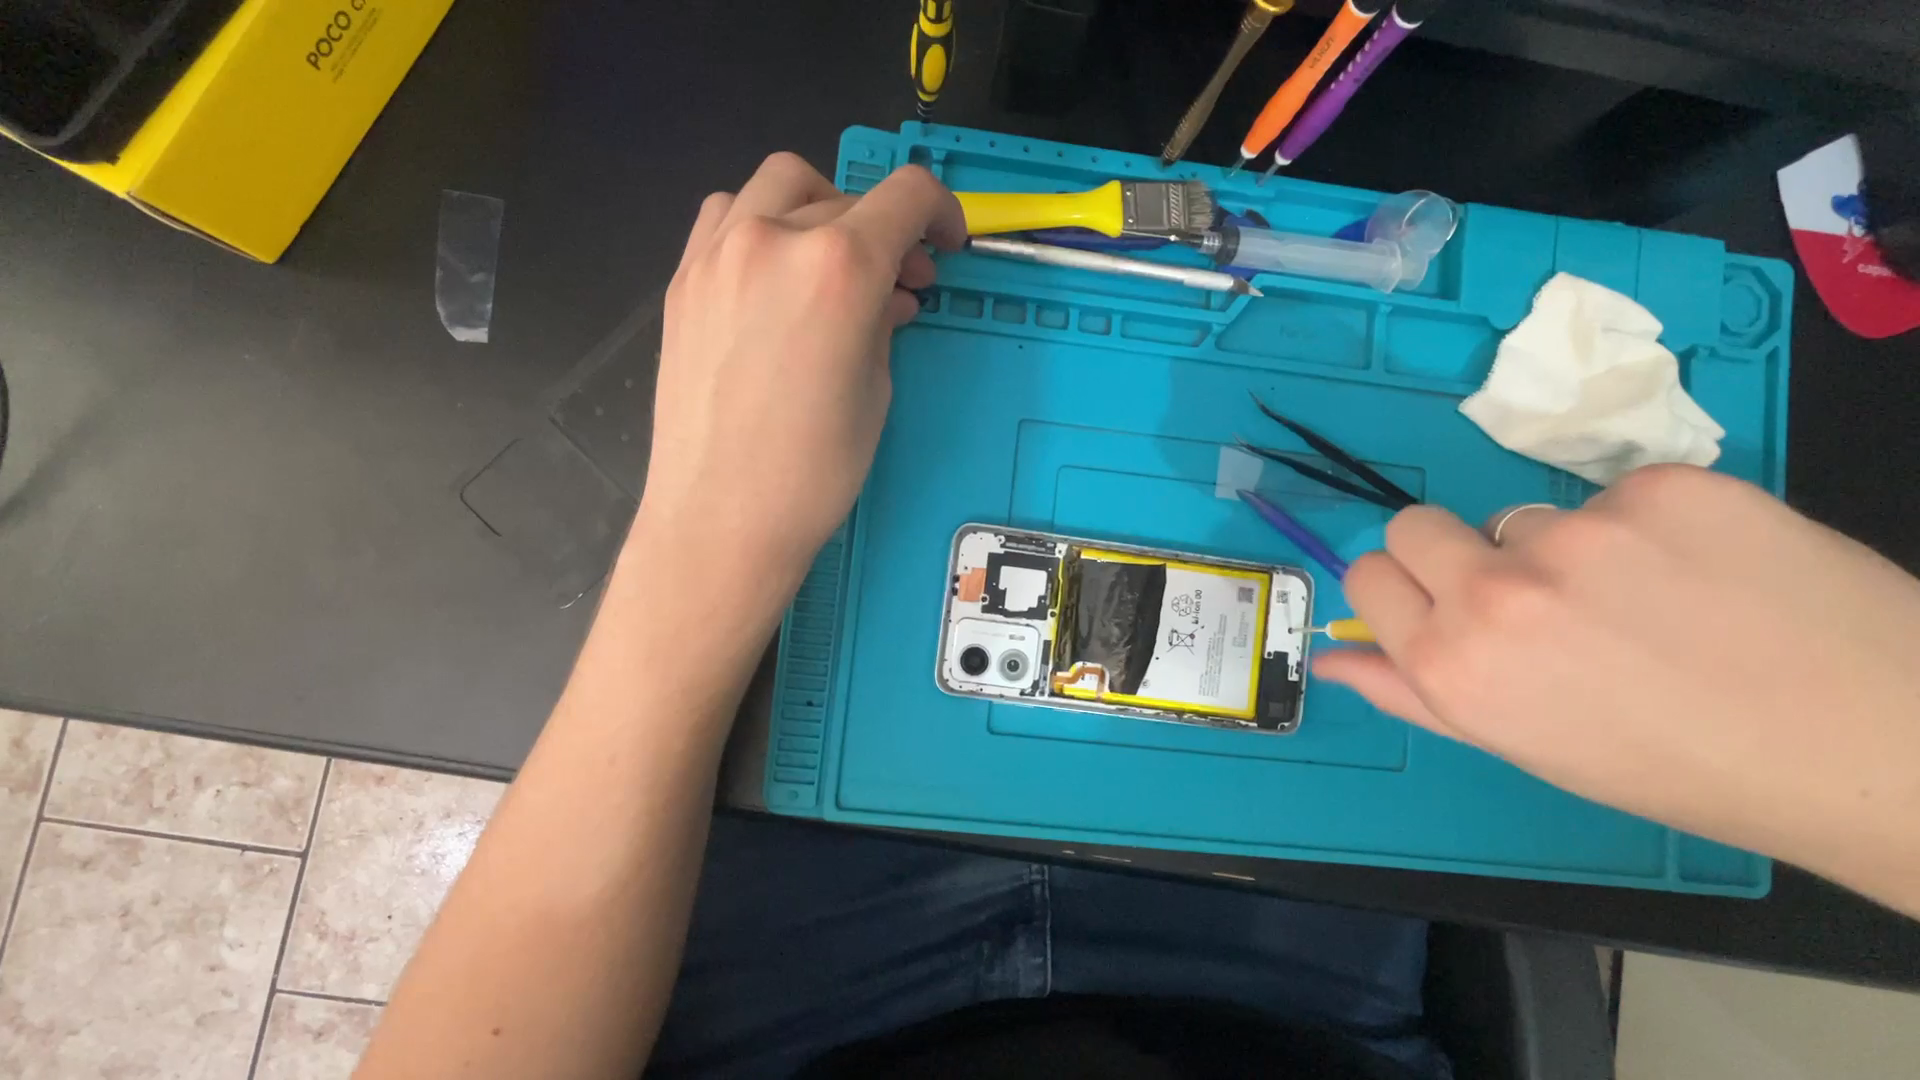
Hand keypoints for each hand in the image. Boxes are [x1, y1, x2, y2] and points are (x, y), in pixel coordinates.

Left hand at [635, 153, 964, 586]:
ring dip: (822, 210)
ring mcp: (718, 253)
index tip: (946, 245)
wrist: (721, 519)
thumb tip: (888, 294)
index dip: (941, 212)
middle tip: (901, 284)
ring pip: (780, 186)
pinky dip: (763, 225)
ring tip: (834, 266)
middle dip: (886, 232)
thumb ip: (882, 322)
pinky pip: (727, 217)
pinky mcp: (683, 279)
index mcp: (839, 267)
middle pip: (847, 198)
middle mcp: (774, 237)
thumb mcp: (875, 389)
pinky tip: (775, 274)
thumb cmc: (814, 471)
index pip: (906, 196)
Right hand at [1315, 465, 1919, 911]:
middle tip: (1523, 595)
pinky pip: (1612, 494)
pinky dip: (1642, 527)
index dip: (1402, 590)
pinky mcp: (1662, 487)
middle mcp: (1494, 592)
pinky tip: (1702, 572)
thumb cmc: (1674, 765)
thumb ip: (1411, 692)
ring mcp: (1580, 532)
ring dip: (1558, 550)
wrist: (1875, 747)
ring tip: (1644, 600)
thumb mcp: (1523, 743)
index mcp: (1453, 663)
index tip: (1442, 606)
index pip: (1367, 574)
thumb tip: (1333, 656)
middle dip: (1449, 554)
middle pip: (1413, 524)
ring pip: (1520, 516)